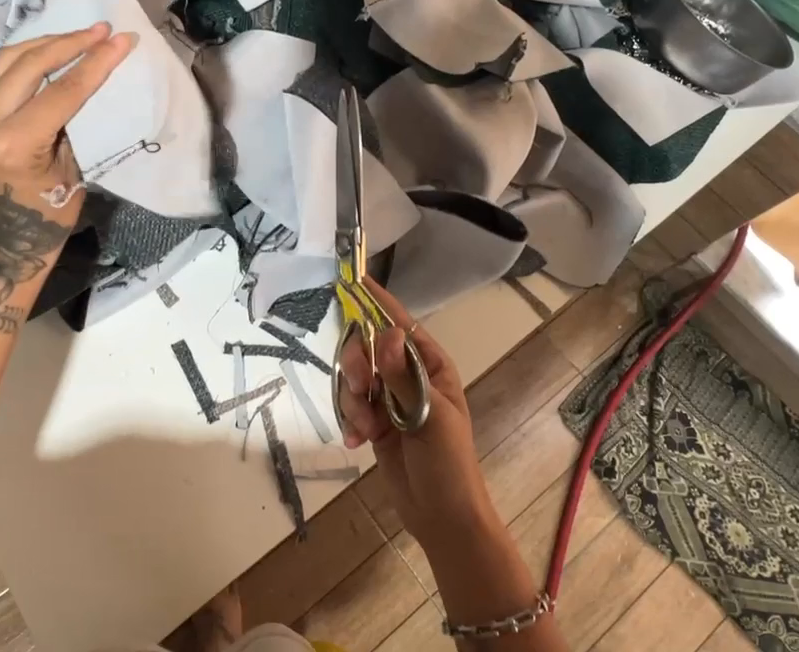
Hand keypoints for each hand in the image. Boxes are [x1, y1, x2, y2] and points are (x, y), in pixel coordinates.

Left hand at [0, 23, 136, 230]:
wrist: (9, 238)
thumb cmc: (51, 212)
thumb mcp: (72, 166)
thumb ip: (74, 119)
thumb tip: (92, 73)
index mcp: (12, 146)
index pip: (60, 91)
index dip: (94, 63)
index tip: (120, 41)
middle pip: (29, 66)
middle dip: (70, 43)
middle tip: (102, 30)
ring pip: (7, 61)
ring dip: (46, 43)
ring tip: (80, 35)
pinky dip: (24, 57)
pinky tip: (50, 48)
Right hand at [338, 278, 491, 553]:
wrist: (442, 516)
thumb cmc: (449, 462)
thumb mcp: (429, 416)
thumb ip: (401, 376)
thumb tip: (386, 333)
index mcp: (430, 366)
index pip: (400, 324)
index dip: (377, 302)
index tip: (352, 280)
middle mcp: (407, 375)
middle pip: (367, 348)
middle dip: (357, 366)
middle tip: (360, 388)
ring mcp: (389, 399)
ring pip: (353, 378)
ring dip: (354, 402)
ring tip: (367, 430)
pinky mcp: (373, 422)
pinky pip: (349, 405)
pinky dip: (349, 421)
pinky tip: (356, 441)